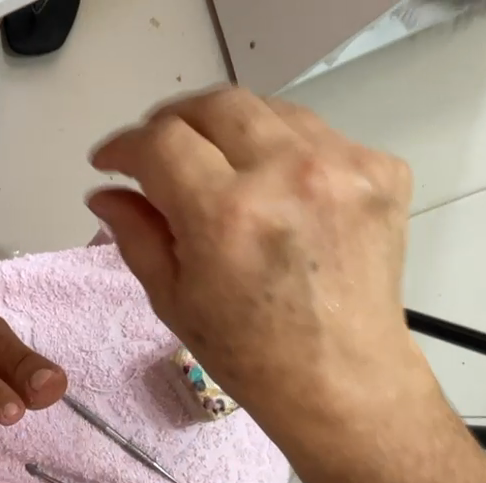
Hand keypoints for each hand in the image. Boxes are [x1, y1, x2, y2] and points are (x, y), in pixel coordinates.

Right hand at [86, 87, 435, 443]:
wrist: (336, 374)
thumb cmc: (243, 350)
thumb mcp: (170, 297)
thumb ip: (135, 233)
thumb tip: (106, 193)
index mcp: (225, 215)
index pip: (161, 143)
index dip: (124, 146)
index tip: (109, 162)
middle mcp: (286, 173)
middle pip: (214, 105)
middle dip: (171, 121)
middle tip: (153, 152)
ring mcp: (342, 164)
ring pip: (266, 109)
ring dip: (224, 130)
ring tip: (208, 167)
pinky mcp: (380, 166)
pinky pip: (313, 134)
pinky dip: (275, 150)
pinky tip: (266, 190)